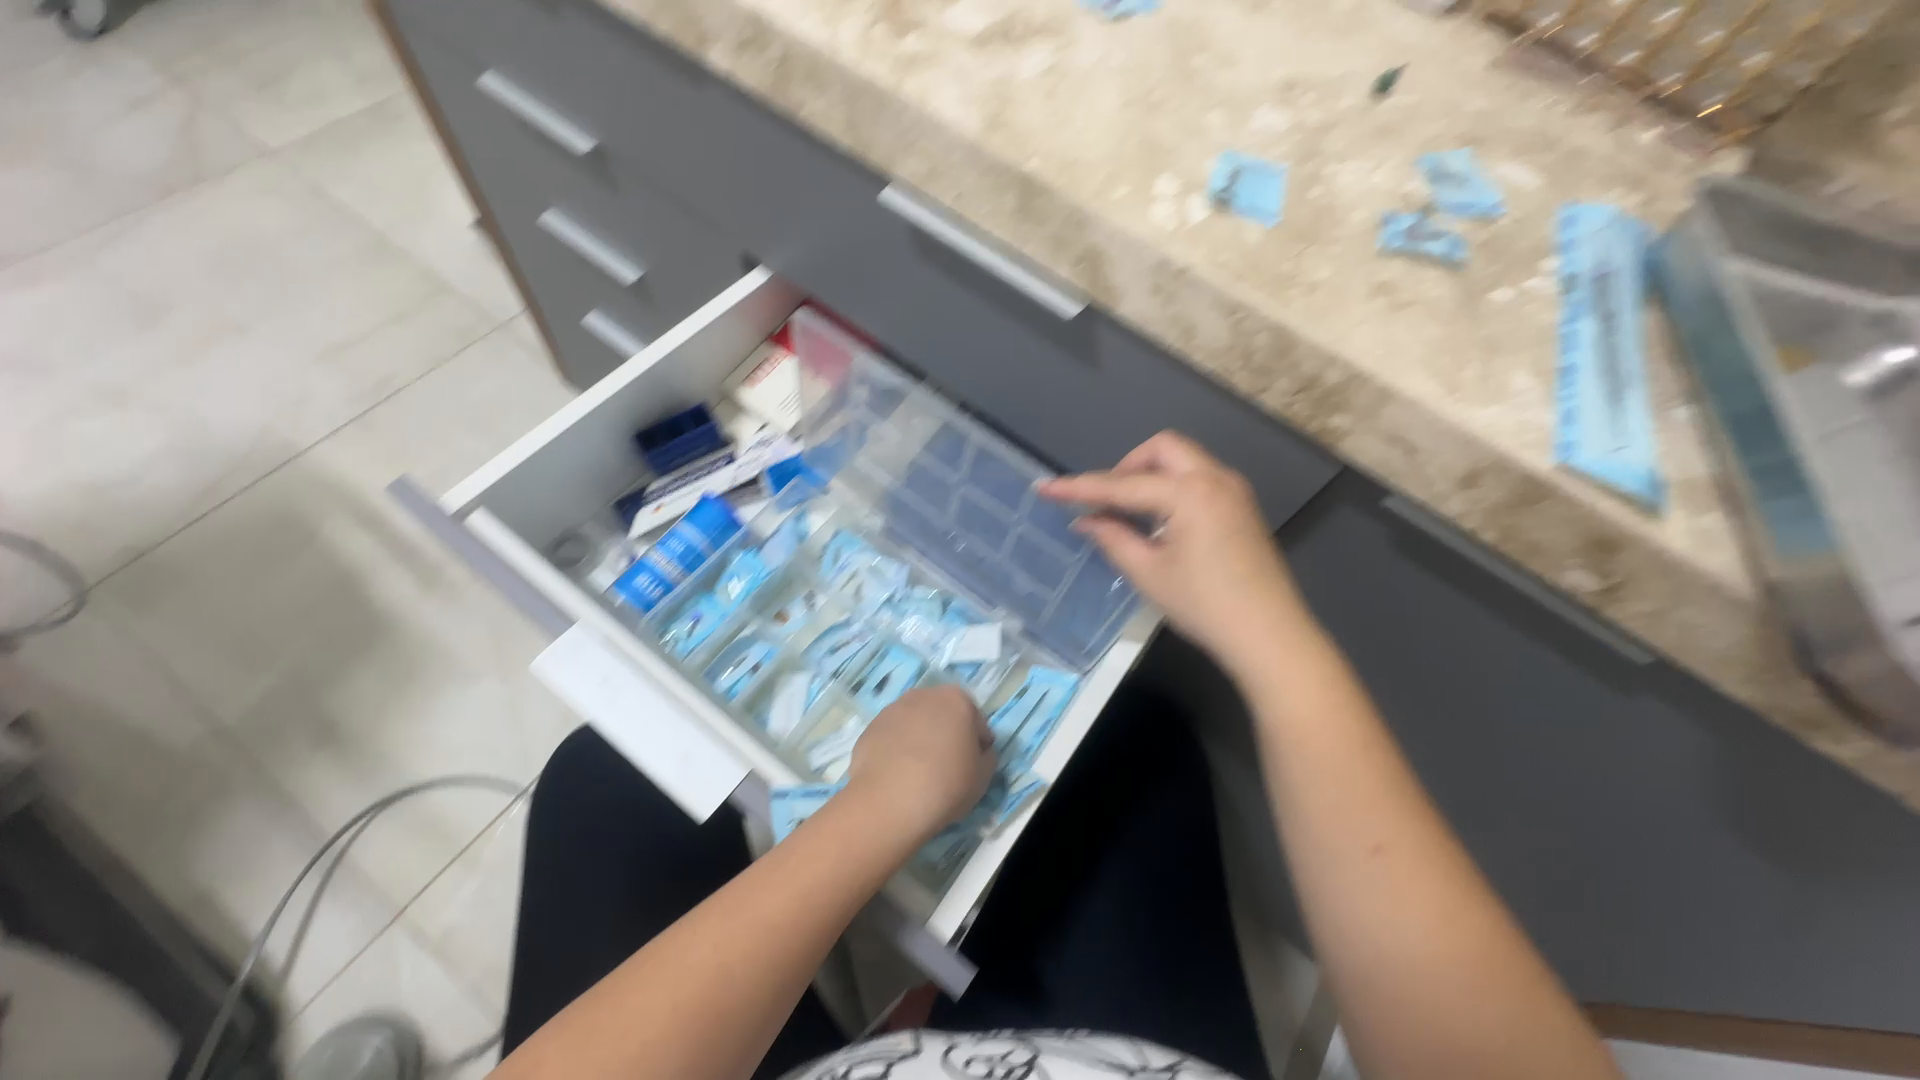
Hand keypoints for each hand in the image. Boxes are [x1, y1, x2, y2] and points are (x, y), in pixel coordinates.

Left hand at [845, 686, 995, 841]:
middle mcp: (923, 695)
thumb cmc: (947, 783)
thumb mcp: (983, 777)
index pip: (976, 722)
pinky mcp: (869, 728)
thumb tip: (979, 752)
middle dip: (946, 735)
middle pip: (942, 715)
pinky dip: (896, 750)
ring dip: (919, 740)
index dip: (977, 745)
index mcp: (957, 700)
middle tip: (946, 767)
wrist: (890, 800)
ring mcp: (892, 710)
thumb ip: (986, 757)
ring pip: (914, 724)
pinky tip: (897, 776)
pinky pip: (891, 738)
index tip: (973, 766)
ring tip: (918, 773)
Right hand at [1040, 431, 1318, 678]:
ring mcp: (1235, 492)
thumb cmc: (1205, 606)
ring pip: (1184, 461)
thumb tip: (1086, 520)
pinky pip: (1200, 479)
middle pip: (1162, 448)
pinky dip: (1173, 488)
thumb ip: (1113, 538)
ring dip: (1151, 476)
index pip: (1123, 484)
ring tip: (1129, 514)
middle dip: (1126, 467)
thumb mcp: (1149, 574)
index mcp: (1190, 493)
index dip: (1081, 488)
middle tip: (1106, 502)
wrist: (1270, 636)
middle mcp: (1215, 479)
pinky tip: (1160, 522)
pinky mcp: (1243, 509)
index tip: (1046, 489)